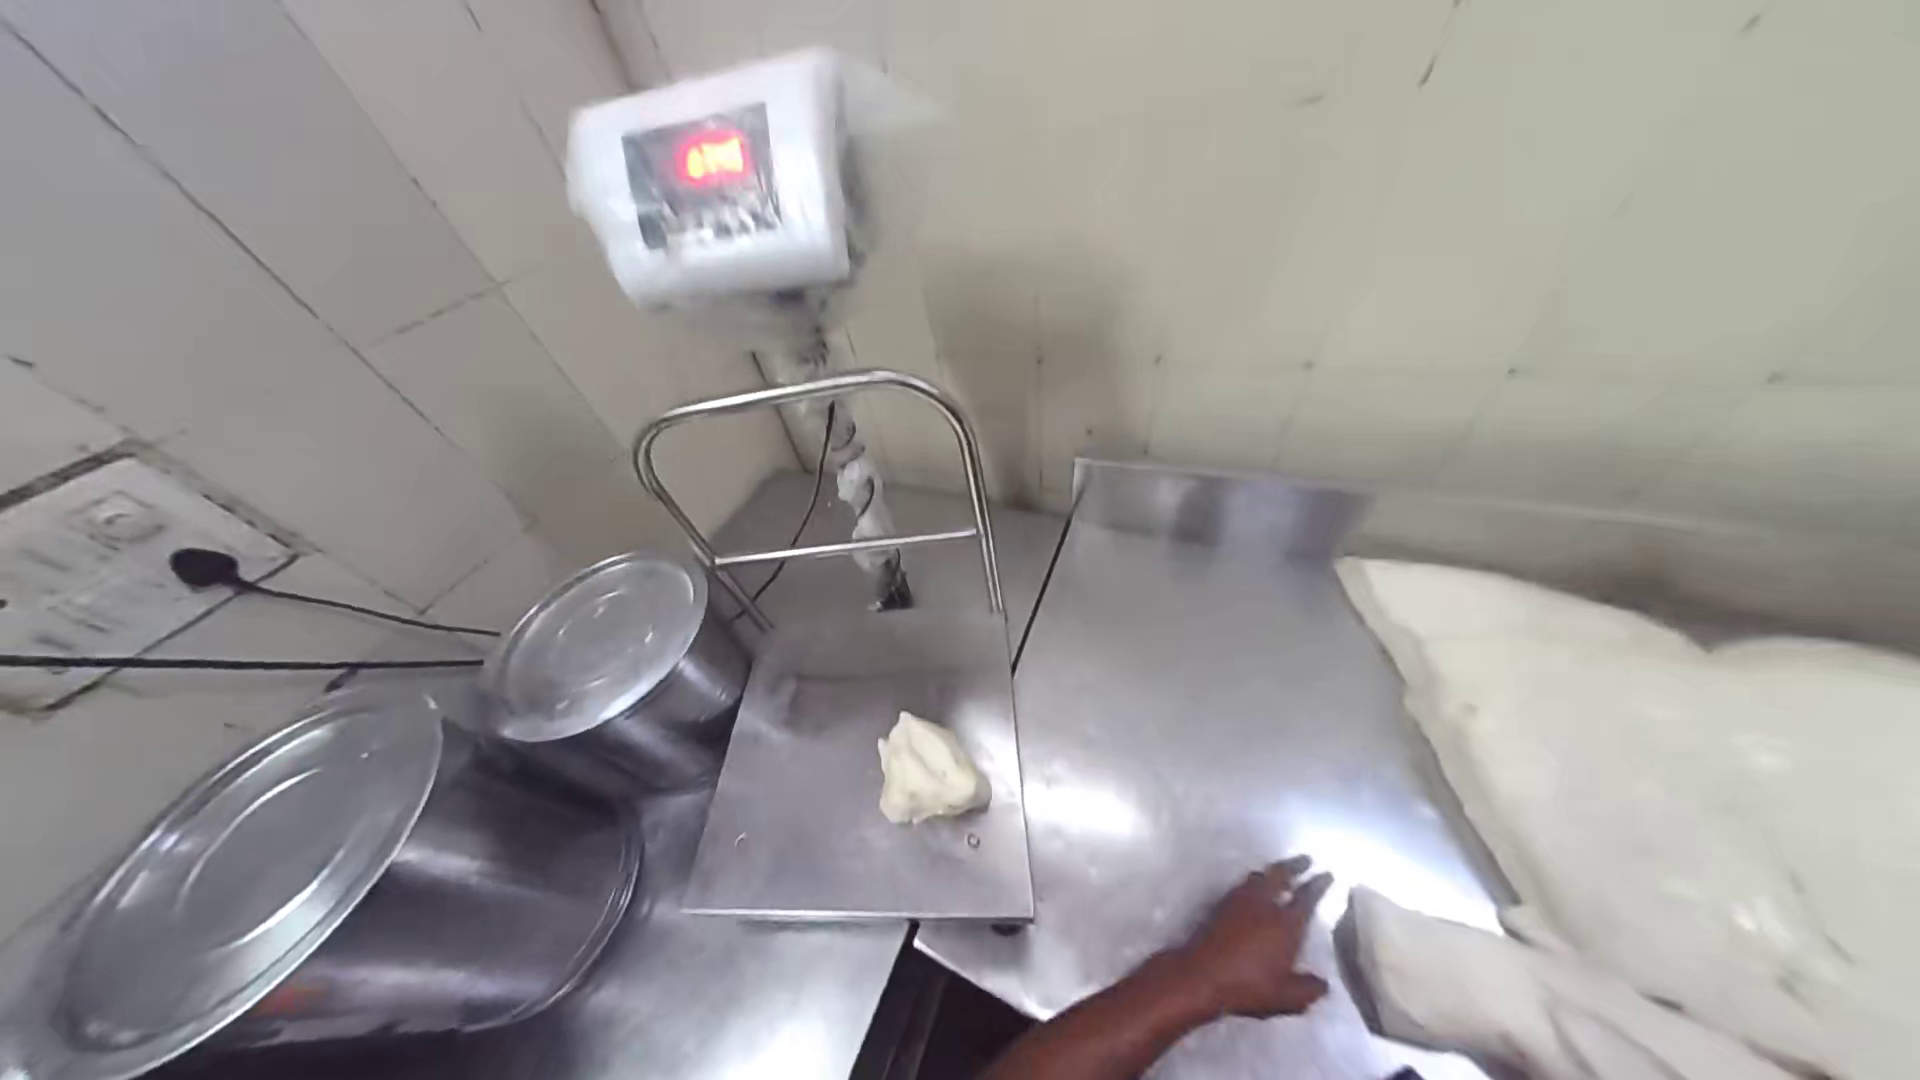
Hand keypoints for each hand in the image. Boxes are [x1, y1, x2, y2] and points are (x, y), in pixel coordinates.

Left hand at [1174, 855, 1334, 1018]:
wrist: (1203, 971)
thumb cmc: (1249, 984)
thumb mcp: (1288, 996)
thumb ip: (1309, 988)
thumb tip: (1323, 983)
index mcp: (1285, 924)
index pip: (1306, 898)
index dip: (1319, 884)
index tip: (1327, 873)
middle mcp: (1263, 904)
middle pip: (1280, 874)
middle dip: (1295, 864)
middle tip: (1306, 858)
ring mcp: (1239, 899)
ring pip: (1260, 876)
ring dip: (1273, 872)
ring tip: (1281, 873)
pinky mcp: (1222, 902)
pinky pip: (1244, 884)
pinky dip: (1255, 881)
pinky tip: (1256, 888)